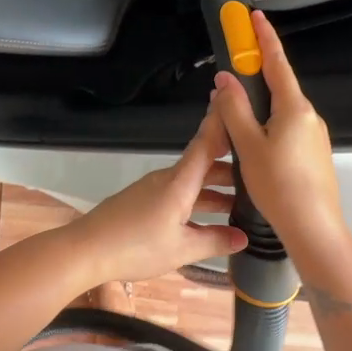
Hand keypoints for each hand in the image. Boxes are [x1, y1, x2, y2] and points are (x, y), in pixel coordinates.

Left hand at [63, 113, 248, 284]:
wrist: (88, 249)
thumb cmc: (136, 245)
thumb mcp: (181, 249)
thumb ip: (214, 241)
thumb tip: (243, 236)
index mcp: (178, 183)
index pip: (205, 145)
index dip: (220, 124)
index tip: (234, 101)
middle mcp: (167, 179)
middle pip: (203, 165)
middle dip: (231, 167)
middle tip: (262, 170)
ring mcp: (154, 190)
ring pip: (192, 183)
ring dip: (216, 189)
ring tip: (246, 200)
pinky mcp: (145, 202)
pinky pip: (180, 194)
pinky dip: (199, 200)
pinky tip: (213, 219)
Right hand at [210, 10, 345, 252]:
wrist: (314, 230)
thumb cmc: (281, 186)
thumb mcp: (248, 145)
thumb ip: (234, 109)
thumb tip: (225, 80)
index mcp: (294, 108)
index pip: (276, 62)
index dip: (263, 37)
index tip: (254, 17)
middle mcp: (308, 117)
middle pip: (277, 85)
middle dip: (254, 74)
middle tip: (231, 67)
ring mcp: (313, 137)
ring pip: (279, 110)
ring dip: (257, 105)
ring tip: (231, 116)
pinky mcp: (312, 154)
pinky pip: (284, 127)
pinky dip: (265, 124)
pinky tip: (249, 143)